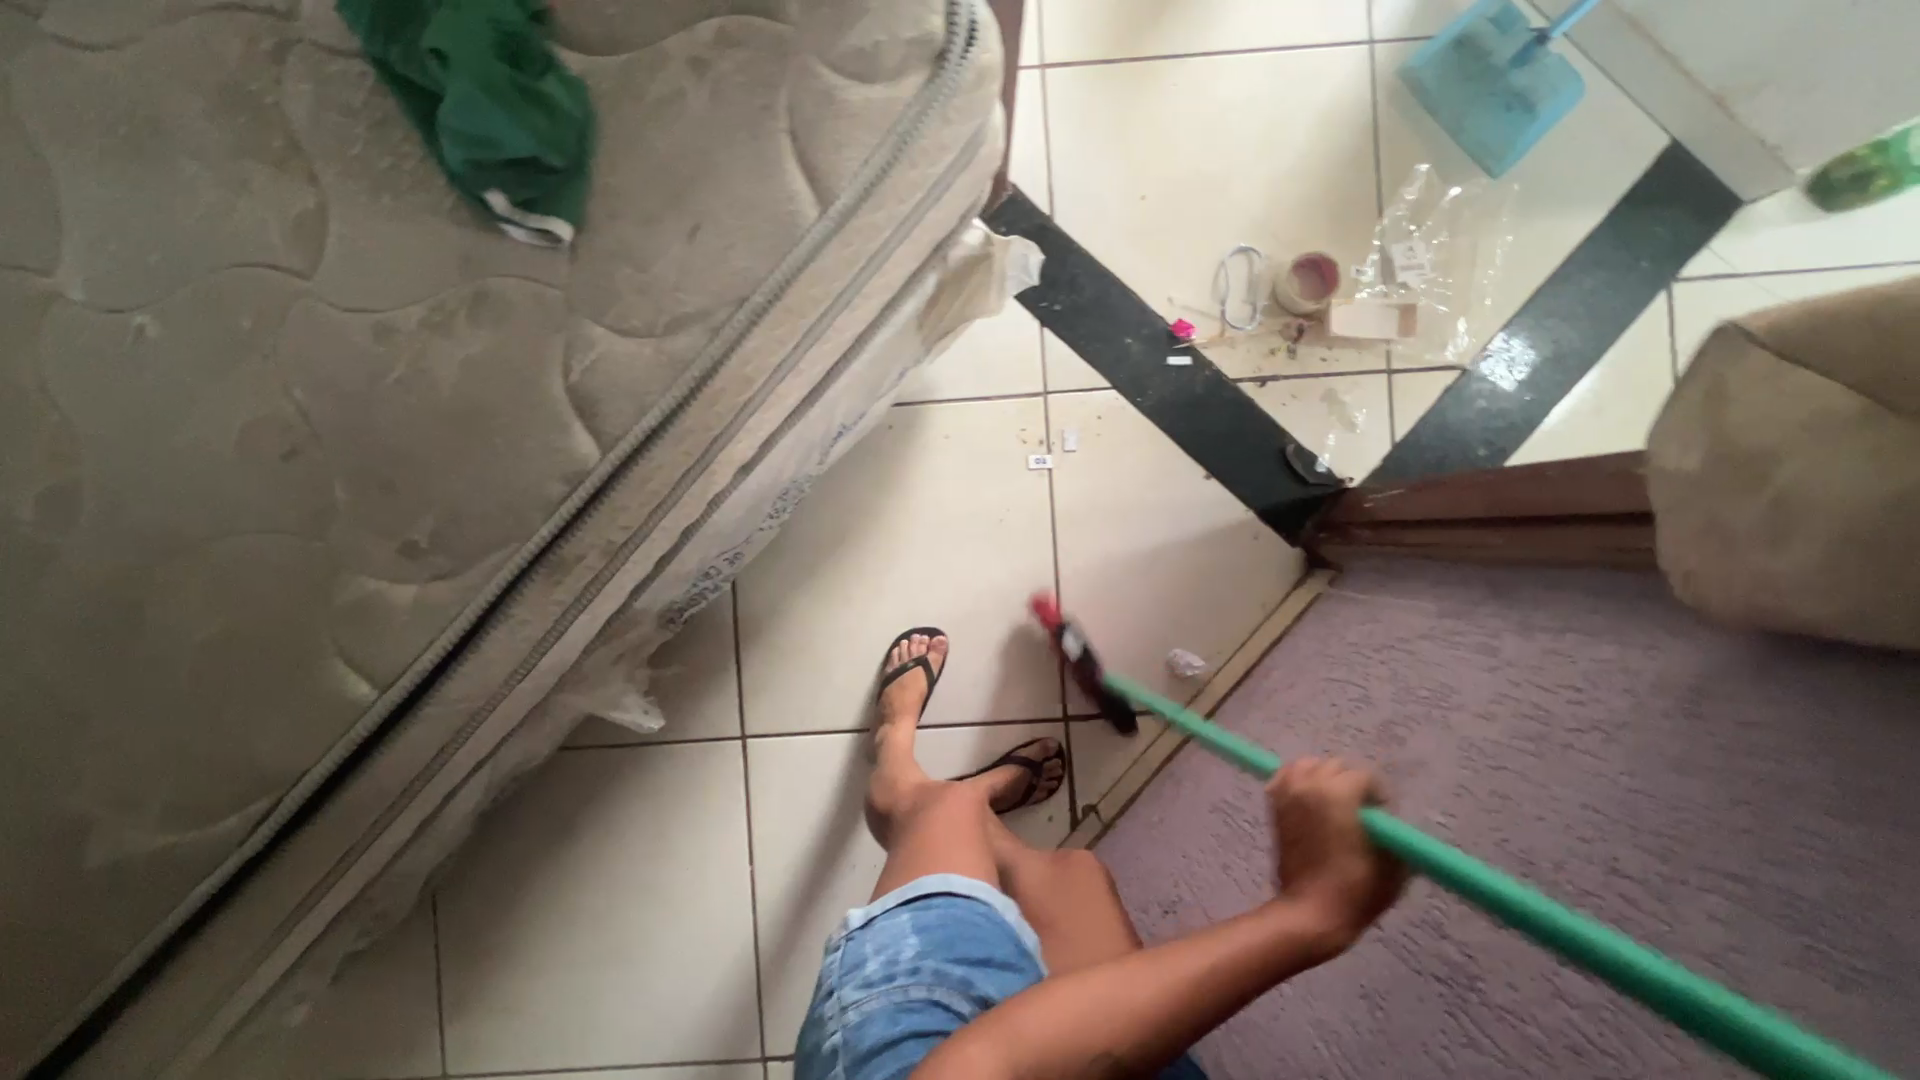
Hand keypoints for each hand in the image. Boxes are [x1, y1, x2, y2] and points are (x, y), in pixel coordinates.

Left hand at [1267, 758, 1407, 948]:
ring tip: (1334, 802)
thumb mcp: (1393, 863)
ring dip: (1322, 777)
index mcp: (1339, 794)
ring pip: (1307, 766)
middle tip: (1360, 811)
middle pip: (1335, 767)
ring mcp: (1287, 793)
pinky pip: (1284, 778)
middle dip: (1351, 783)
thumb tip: (1388, 820)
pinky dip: (1296, 781)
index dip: (1378, 795)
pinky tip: (1307, 799)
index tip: (1383, 817)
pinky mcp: (1274, 806)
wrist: (1312, 909)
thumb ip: (1393, 832)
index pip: (1364, 776)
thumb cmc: (1357, 889)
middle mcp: (1310, 785)